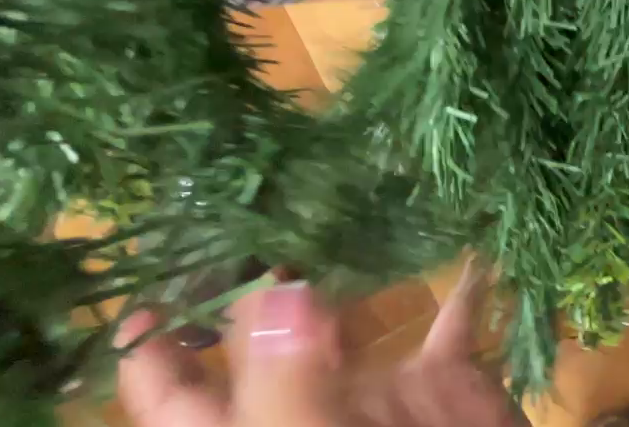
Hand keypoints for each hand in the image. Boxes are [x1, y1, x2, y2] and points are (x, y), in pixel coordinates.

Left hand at [116, 262, 527, 426]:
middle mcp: (305, 406)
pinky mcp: (446, 378)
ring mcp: (379, 392)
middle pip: (264, 345)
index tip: (151, 292)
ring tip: (342, 221)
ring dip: (349, 278)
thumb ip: (288, 386)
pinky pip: (458, 321)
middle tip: (255, 230)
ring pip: (354, 326)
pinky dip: (470, 286)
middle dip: (254, 289)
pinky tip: (478, 249)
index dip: (150, 352)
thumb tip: (278, 294)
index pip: (175, 397)